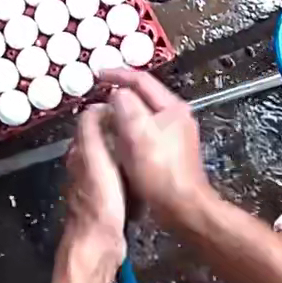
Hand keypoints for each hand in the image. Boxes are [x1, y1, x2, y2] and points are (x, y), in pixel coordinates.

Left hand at [62, 107, 127, 260]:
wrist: (98, 245)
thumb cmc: (99, 203)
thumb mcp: (95, 159)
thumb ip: (92, 131)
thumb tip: (96, 106)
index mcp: (79, 153)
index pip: (91, 121)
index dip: (110, 113)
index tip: (130, 111)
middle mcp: (83, 166)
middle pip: (103, 140)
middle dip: (121, 133)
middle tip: (141, 130)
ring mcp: (95, 185)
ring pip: (113, 160)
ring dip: (127, 156)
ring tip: (145, 151)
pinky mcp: (107, 201)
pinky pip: (121, 181)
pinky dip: (130, 177)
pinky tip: (141, 180)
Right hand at [98, 69, 219, 228]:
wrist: (183, 208)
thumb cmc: (160, 171)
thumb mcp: (137, 132)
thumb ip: (125, 105)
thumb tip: (116, 93)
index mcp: (172, 107)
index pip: (142, 80)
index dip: (118, 75)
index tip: (98, 74)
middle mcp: (177, 117)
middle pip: (144, 97)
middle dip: (120, 94)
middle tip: (98, 95)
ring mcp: (175, 136)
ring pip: (143, 116)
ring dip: (123, 114)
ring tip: (103, 116)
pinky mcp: (170, 154)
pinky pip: (145, 133)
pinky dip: (128, 132)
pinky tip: (117, 141)